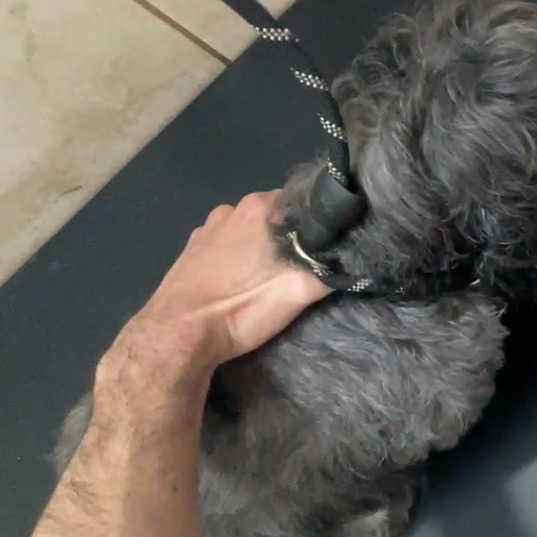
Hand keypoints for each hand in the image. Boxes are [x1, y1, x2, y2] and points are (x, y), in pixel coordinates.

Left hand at [112, 191, 330, 375]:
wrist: (179, 334)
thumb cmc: (242, 305)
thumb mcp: (301, 291)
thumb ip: (332, 271)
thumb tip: (356, 262)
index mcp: (258, 208)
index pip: (304, 202)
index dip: (322, 223)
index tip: (336, 244)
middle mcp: (230, 210)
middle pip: (278, 217)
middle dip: (295, 236)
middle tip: (312, 265)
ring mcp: (206, 230)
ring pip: (252, 232)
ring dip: (267, 248)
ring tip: (279, 276)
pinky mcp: (191, 252)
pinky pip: (229, 247)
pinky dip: (242, 258)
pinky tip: (248, 281)